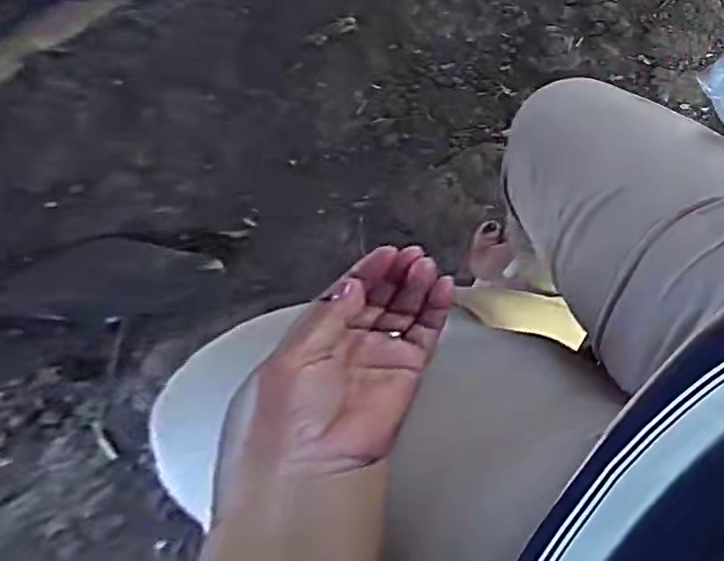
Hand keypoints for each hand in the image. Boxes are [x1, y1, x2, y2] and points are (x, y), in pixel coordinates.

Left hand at [218, 246, 453, 485]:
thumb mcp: (290, 360)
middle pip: (379, 298)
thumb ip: (326, 316)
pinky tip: (442, 287)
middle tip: (411, 255)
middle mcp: (345, 348)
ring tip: (427, 265)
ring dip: (417, 284)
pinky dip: (437, 305)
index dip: (365, 273)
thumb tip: (352, 284)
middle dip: (395, 273)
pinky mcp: (408, 367)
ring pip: (405, 308)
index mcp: (309, 345)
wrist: (312, 469)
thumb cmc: (281, 429)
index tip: (385, 254)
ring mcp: (379, 356)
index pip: (343, 297)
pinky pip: (428, 328)